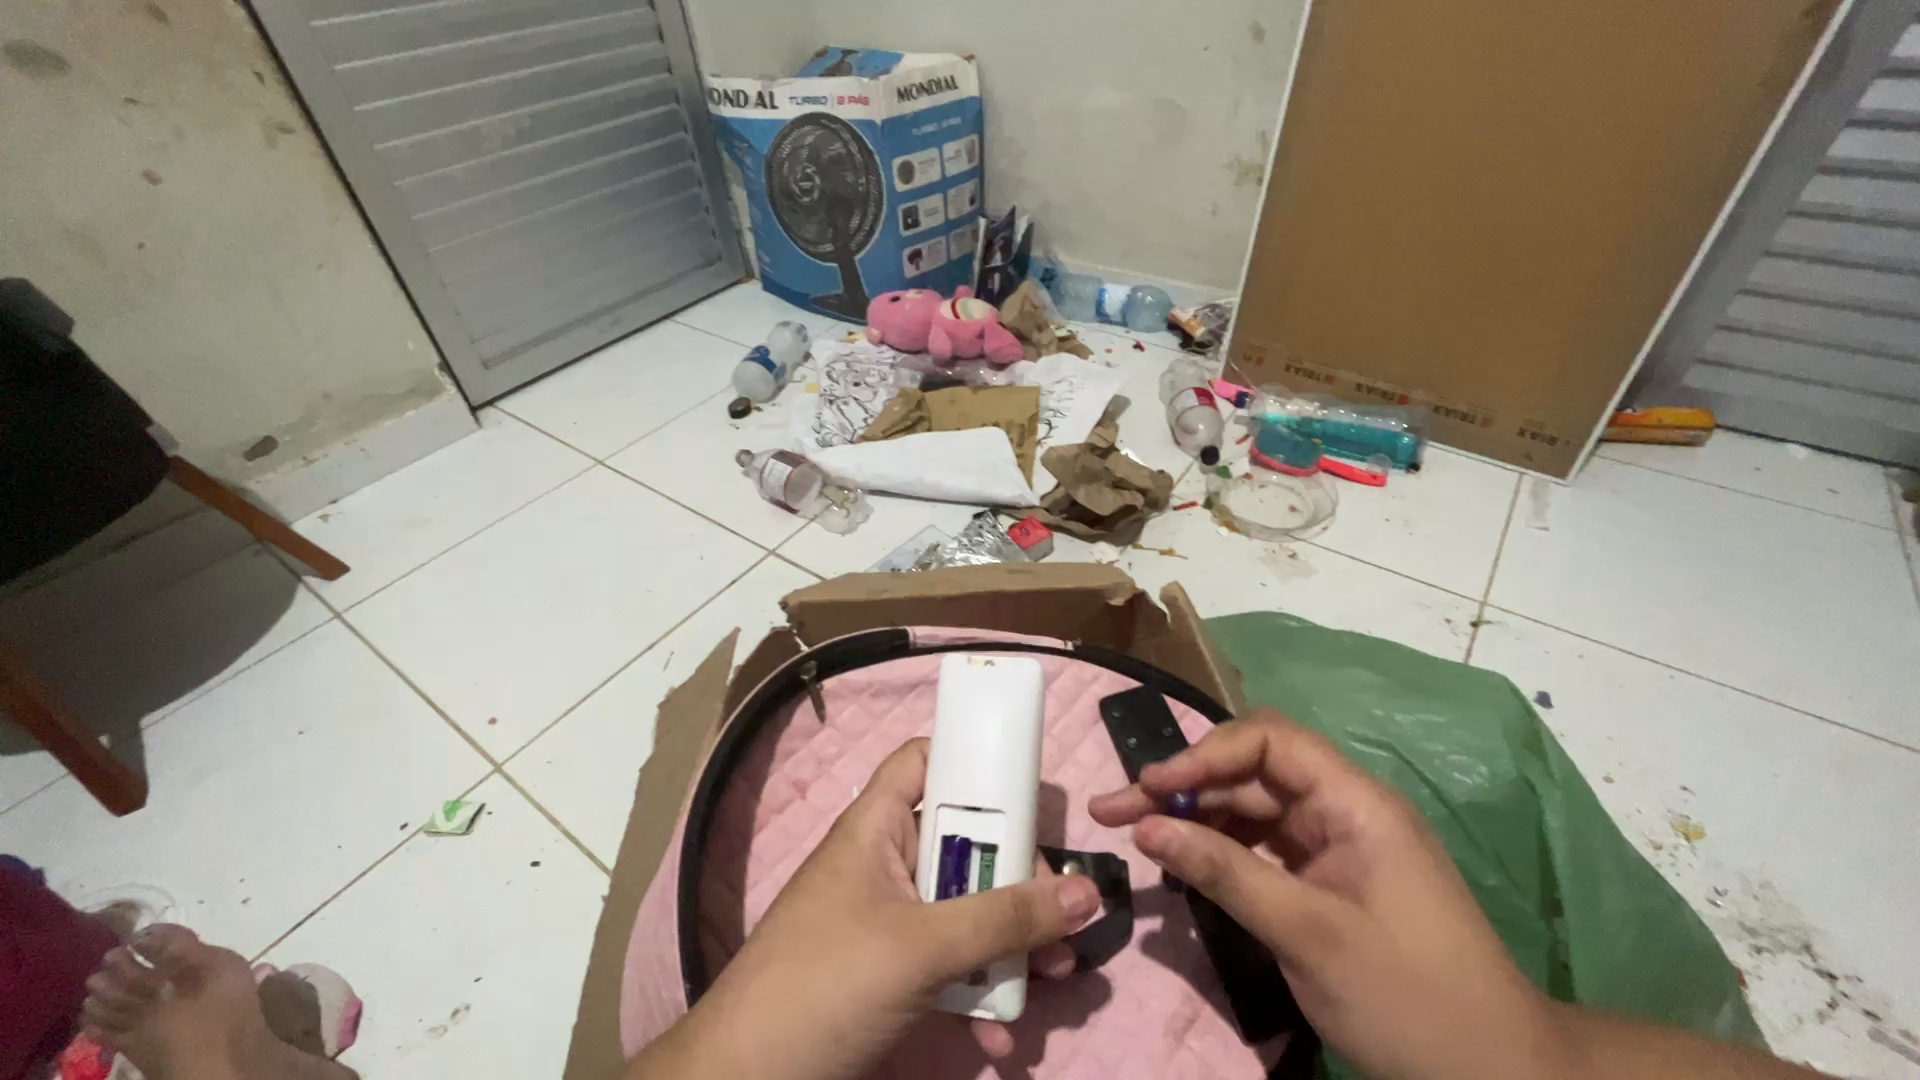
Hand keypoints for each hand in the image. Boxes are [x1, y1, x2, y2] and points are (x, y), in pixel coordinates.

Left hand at [640, 739, 1102, 1079]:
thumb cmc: (826, 983)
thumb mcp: (921, 946)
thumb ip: (1004, 919)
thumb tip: (1089, 893)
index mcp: (877, 827)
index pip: (924, 762)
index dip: (973, 763)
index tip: (1030, 797)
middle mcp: (886, 863)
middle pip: (965, 844)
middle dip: (1019, 882)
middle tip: (1061, 915)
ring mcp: (890, 921)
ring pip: (966, 910)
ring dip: (1011, 946)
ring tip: (1054, 979)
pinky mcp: (895, 974)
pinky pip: (952, 965)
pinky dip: (981, 993)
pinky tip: (1003, 1036)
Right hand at [1088, 709, 1558, 1079]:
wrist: (1496, 1075)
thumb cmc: (1409, 999)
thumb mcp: (1308, 934)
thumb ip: (1224, 872)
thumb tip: (1147, 827)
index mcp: (1354, 803)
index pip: (1268, 742)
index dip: (1203, 755)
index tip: (1152, 788)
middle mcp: (1341, 809)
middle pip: (1249, 772)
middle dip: (1182, 785)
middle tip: (1114, 810)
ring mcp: (1334, 843)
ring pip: (1248, 807)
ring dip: (1192, 816)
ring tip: (1133, 832)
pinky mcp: (1325, 877)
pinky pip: (1260, 845)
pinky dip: (1218, 849)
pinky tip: (1181, 861)